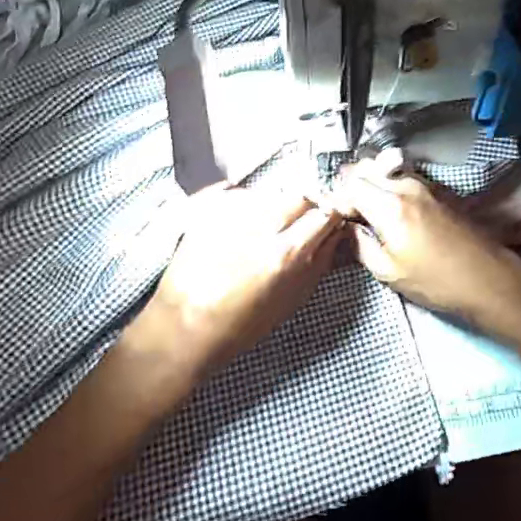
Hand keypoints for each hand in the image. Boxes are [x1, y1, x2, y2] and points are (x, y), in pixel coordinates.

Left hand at [122, 185, 342, 391]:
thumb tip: (337, 233)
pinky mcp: (207, 211)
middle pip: (300, 197)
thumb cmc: (241, 323)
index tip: (330, 221)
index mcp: (286, 254)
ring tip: (267, 228)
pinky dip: (250, 203)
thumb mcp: (294, 298)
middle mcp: (260, 228)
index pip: (325, 213)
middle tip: (299, 225)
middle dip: (306, 208)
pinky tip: (245, 224)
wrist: (183, 327)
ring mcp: (231, 216)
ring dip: (277, 205)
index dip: (331, 216)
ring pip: (271, 193)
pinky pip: (241, 193)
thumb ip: (321, 260)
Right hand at [327, 156, 520, 345]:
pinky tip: (389, 210)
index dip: (335, 200)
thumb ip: (361, 245)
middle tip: (343, 210)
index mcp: (390, 205)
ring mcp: (427, 186)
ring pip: (387, 172)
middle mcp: (407, 186)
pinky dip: (390, 187)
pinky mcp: (440, 192)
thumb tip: (346, 230)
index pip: (349, 186)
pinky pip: (405, 180)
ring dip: (371, 183)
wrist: (488, 277)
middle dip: (350, 185)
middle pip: (367, 170)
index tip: (330, 217)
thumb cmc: (436, 280)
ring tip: (364, 210)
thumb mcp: (389, 271)